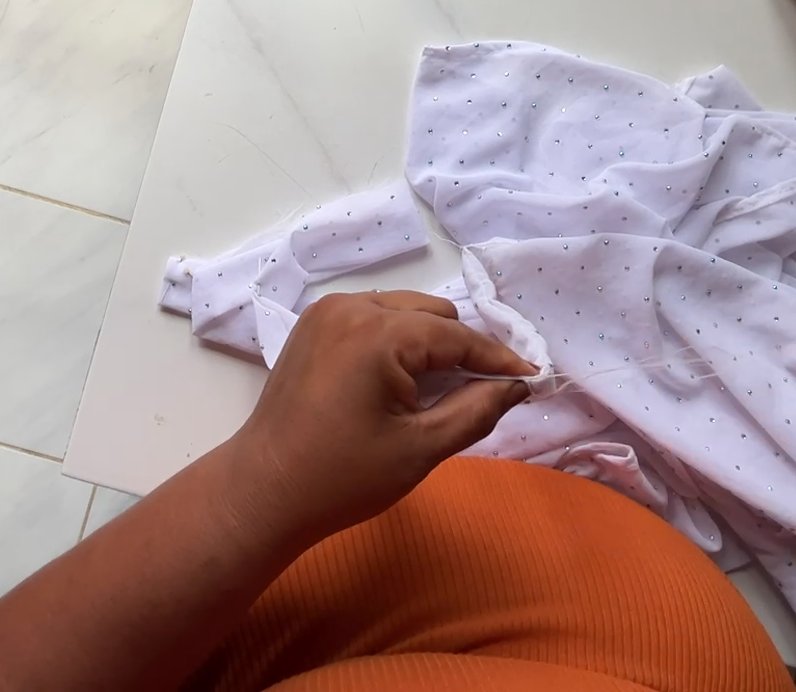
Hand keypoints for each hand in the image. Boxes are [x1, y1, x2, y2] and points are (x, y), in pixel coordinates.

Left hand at [221, 290, 535, 541]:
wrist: (264, 489)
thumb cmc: (343, 477)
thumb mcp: (421, 449)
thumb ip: (476, 410)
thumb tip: (516, 387)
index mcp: (377, 333)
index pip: (455, 336)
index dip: (496, 359)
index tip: (531, 377)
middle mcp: (352, 307)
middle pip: (431, 313)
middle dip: (461, 348)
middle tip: (482, 389)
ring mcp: (327, 310)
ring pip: (403, 309)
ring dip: (428, 340)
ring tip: (439, 386)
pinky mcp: (314, 322)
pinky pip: (373, 315)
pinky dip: (396, 336)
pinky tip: (399, 375)